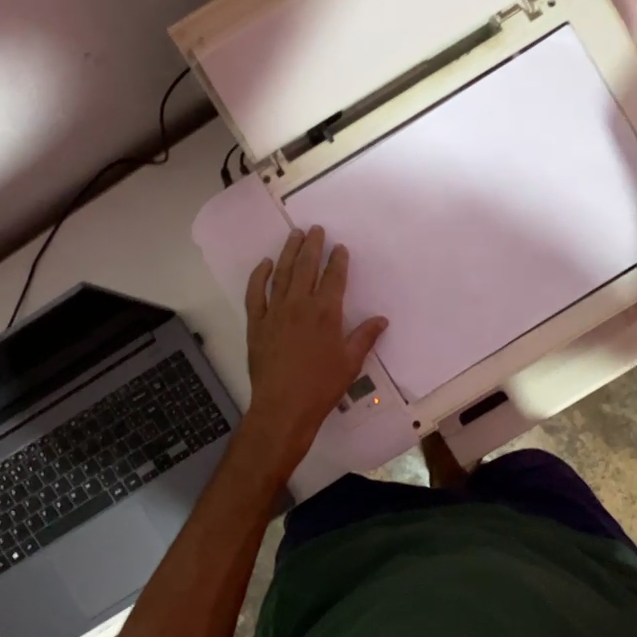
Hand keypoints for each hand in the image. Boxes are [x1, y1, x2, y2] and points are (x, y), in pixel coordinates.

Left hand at [243, 226, 387, 459]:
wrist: (284, 406)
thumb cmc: (321, 386)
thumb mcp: (350, 362)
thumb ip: (365, 337)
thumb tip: (381, 319)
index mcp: (326, 312)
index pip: (334, 277)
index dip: (337, 260)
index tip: (339, 247)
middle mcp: (299, 305)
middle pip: (306, 267)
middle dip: (313, 246)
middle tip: (315, 229)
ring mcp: (275, 312)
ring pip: (282, 274)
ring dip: (289, 252)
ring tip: (294, 235)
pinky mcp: (256, 324)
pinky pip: (255, 293)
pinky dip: (259, 276)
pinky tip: (264, 264)